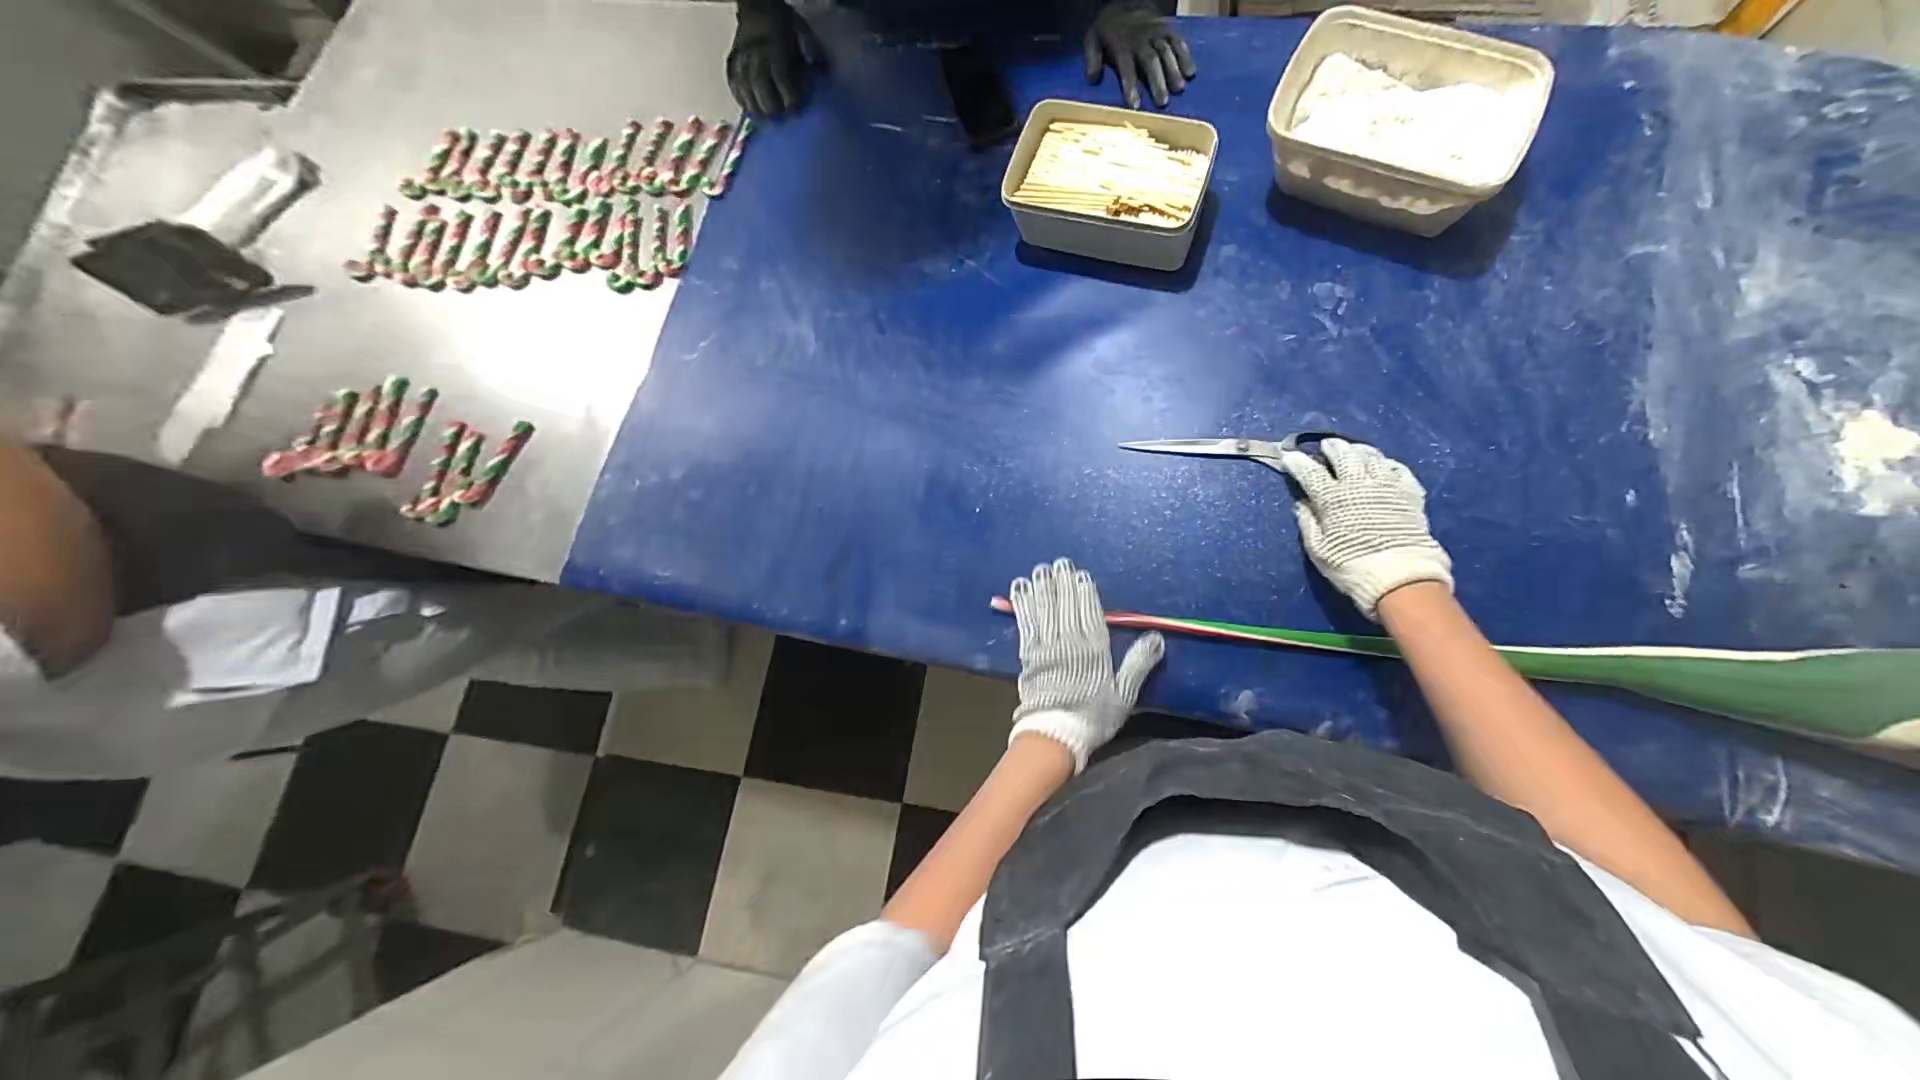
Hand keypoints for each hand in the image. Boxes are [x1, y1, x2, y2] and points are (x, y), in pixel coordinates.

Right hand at [727, 0, 818, 115]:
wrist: (756, 4)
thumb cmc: (781, 21)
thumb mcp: (801, 32)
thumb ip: (812, 52)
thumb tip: (823, 72)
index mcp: (775, 48)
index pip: (782, 80)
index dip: (790, 99)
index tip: (796, 108)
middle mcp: (756, 56)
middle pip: (762, 91)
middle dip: (773, 109)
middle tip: (782, 116)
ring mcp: (741, 61)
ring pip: (747, 94)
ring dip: (759, 110)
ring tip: (768, 118)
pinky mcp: (732, 64)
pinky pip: (735, 88)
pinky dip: (744, 101)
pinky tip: (753, 107)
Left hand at [1007, 558, 1163, 772]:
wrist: (1056, 734)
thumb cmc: (1094, 716)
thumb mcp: (1124, 693)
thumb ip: (1138, 663)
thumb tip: (1156, 637)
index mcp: (1094, 648)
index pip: (1089, 611)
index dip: (1084, 591)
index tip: (1080, 574)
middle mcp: (1069, 641)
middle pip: (1066, 604)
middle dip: (1062, 581)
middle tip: (1058, 562)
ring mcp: (1046, 645)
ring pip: (1045, 608)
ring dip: (1042, 586)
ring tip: (1040, 568)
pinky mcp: (1028, 653)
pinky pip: (1025, 622)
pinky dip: (1023, 603)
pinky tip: (1020, 588)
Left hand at [1084, 0, 1195, 109]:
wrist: (1125, 2)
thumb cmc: (1108, 28)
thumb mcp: (1093, 39)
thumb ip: (1092, 59)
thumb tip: (1092, 79)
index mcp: (1122, 45)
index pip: (1127, 68)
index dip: (1131, 87)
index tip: (1135, 106)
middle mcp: (1141, 39)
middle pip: (1151, 61)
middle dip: (1157, 82)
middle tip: (1163, 102)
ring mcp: (1156, 33)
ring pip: (1166, 52)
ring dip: (1174, 71)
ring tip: (1179, 89)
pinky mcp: (1168, 29)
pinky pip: (1179, 41)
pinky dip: (1186, 56)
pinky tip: (1191, 72)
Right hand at [1278, 438, 1452, 620]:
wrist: (1399, 576)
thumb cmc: (1351, 565)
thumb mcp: (1318, 549)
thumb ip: (1309, 523)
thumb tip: (1302, 504)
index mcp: (1332, 499)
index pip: (1310, 473)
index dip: (1298, 463)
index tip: (1289, 456)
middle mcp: (1359, 486)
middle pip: (1344, 456)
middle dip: (1332, 448)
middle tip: (1326, 445)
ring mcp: (1386, 487)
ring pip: (1372, 457)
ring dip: (1359, 451)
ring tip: (1354, 450)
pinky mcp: (1409, 493)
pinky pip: (1398, 469)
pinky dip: (1387, 464)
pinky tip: (1383, 465)